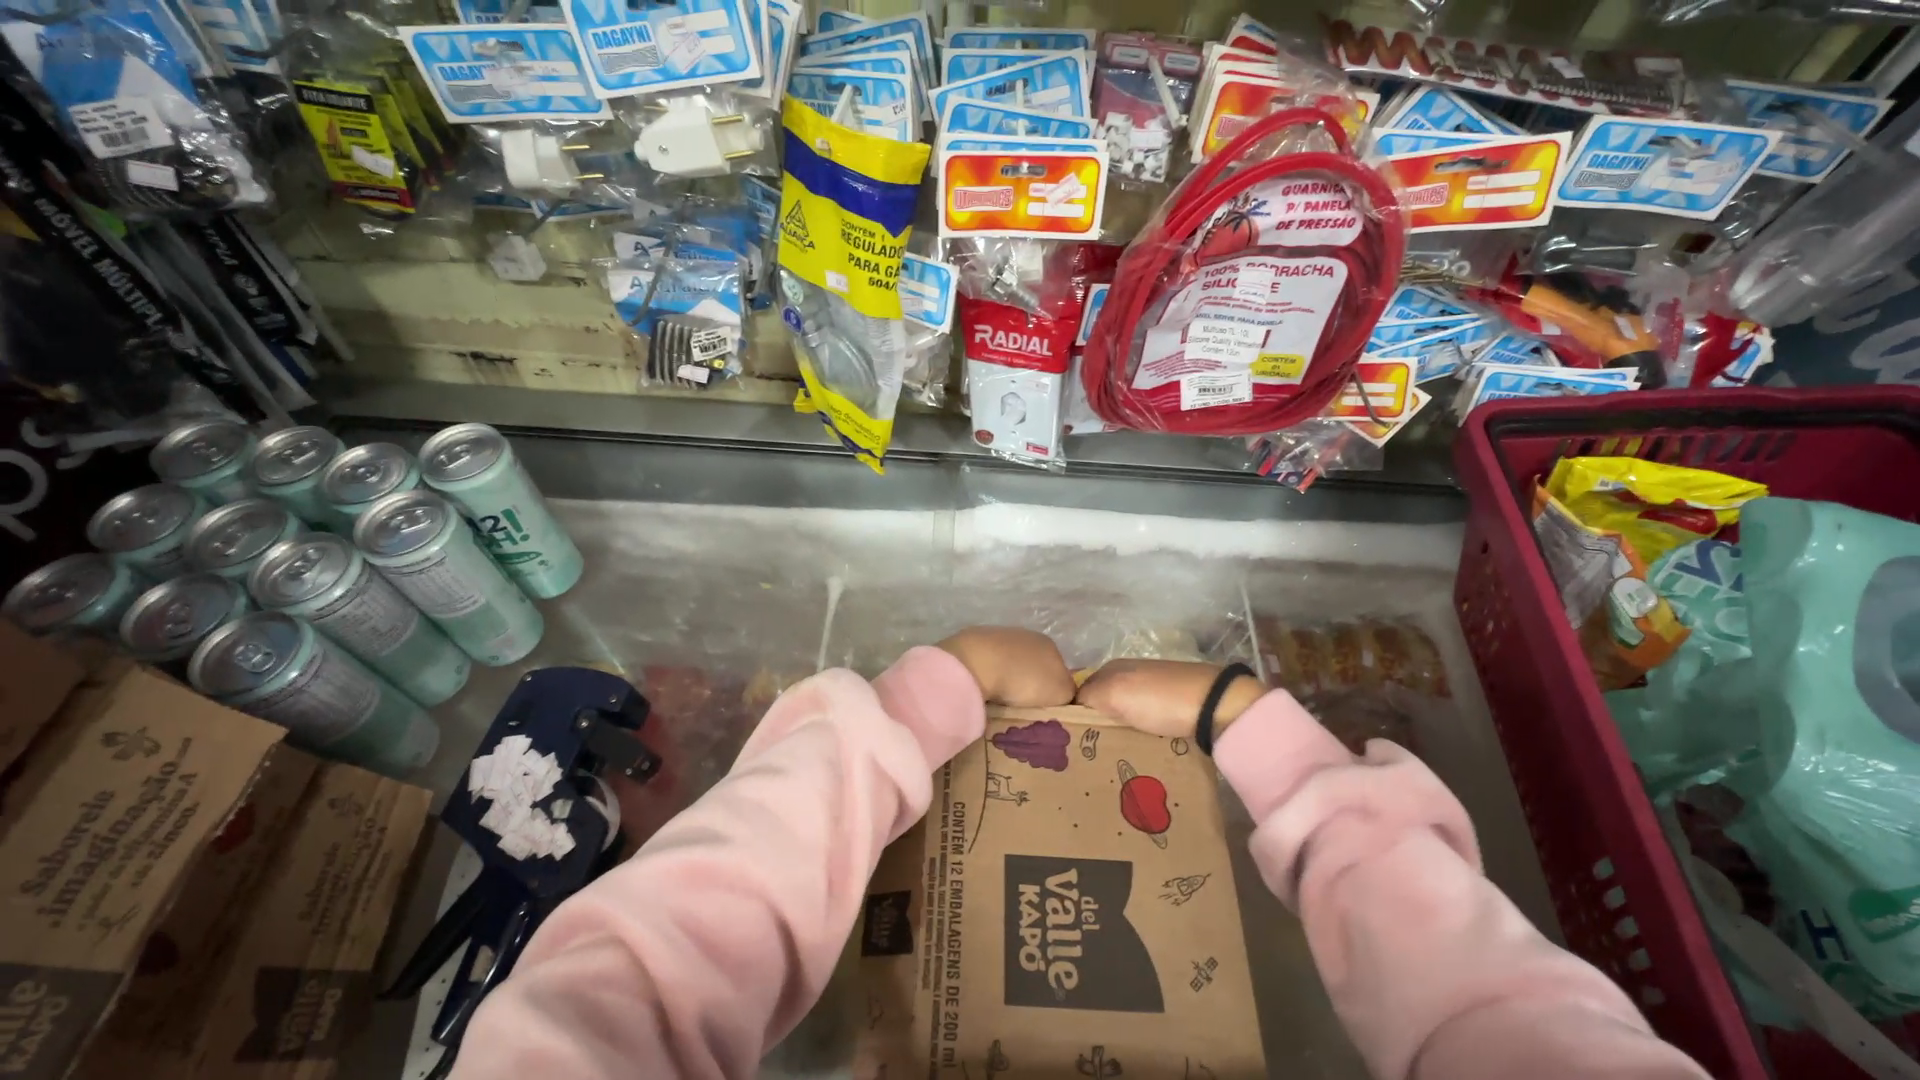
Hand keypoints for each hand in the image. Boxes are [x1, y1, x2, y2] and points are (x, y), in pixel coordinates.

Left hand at [936, 627, 1075, 707]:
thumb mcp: (1061, 692)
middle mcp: (1026, 635)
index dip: (1054, 690)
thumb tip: (1065, 694)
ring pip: (1009, 664)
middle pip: (1033, 665)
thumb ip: (1069, 692)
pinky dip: (987, 676)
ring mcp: (997, 636)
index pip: (1059, 669)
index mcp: (1049, 644)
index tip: (1046, 708)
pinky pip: (987, 665)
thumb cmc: (1025, 679)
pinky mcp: (972, 643)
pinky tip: (984, 690)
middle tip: (1023, 707)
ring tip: (1001, 702)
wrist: (977, 663)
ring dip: (1006, 680)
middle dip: (1028, 684)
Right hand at [1075, 659, 1266, 739]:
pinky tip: (1134, 752)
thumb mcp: (1114, 692)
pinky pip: (1144, 724)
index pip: (1079, 692)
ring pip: (1122, 716)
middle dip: (1092, 727)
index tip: (1065, 743)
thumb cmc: (1159, 699)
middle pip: (1101, 704)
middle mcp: (1130, 676)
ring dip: (1115, 734)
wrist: (1216, 706)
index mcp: (1112, 668)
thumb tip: (1070, 707)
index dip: (1071, 715)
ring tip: (1106, 761)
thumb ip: (1088, 696)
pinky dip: (1136, 736)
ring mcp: (1153, 692)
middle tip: (1083, 756)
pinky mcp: (1172, 709)